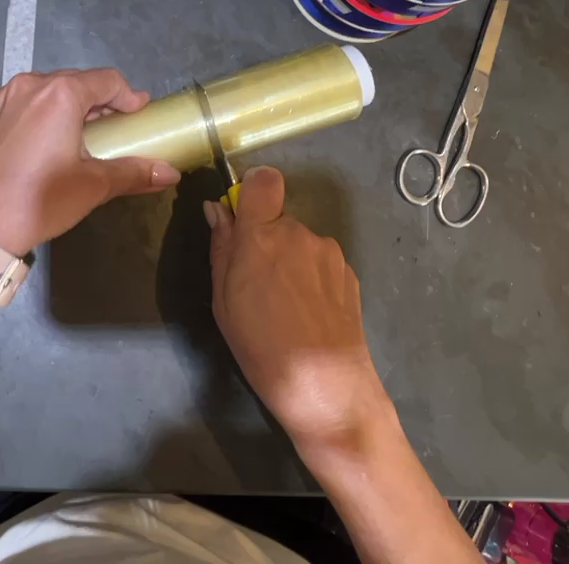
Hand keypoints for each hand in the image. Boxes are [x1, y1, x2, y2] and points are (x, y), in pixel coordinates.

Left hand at [0, 69, 180, 256]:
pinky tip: (51, 138)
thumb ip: (133, 172)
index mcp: (59, 94)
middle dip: (100, 101)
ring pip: (49, 90)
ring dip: (71, 106)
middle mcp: (30, 86)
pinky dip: (45, 112)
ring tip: (84, 133)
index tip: (140, 112)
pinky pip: (26, 102)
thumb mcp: (93, 186)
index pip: (106, 80)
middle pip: (76, 82)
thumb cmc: (40, 202)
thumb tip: (170, 174)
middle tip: (116, 127)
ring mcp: (5, 98)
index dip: (128, 95)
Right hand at [206, 167, 393, 455]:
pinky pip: (320, 263)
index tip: (244, 216)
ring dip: (290, 261)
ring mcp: (329, 252)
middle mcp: (298, 233)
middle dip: (266, 240)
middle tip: (257, 283)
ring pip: (300, 242)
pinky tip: (309, 314)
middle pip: (278, 219)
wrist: (326, 387)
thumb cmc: (260, 346)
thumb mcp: (223, 301)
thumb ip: (222, 247)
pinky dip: (311, 279)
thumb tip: (218, 210)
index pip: (263, 180)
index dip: (253, 190)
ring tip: (286, 306)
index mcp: (261, 235)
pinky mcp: (349, 273)